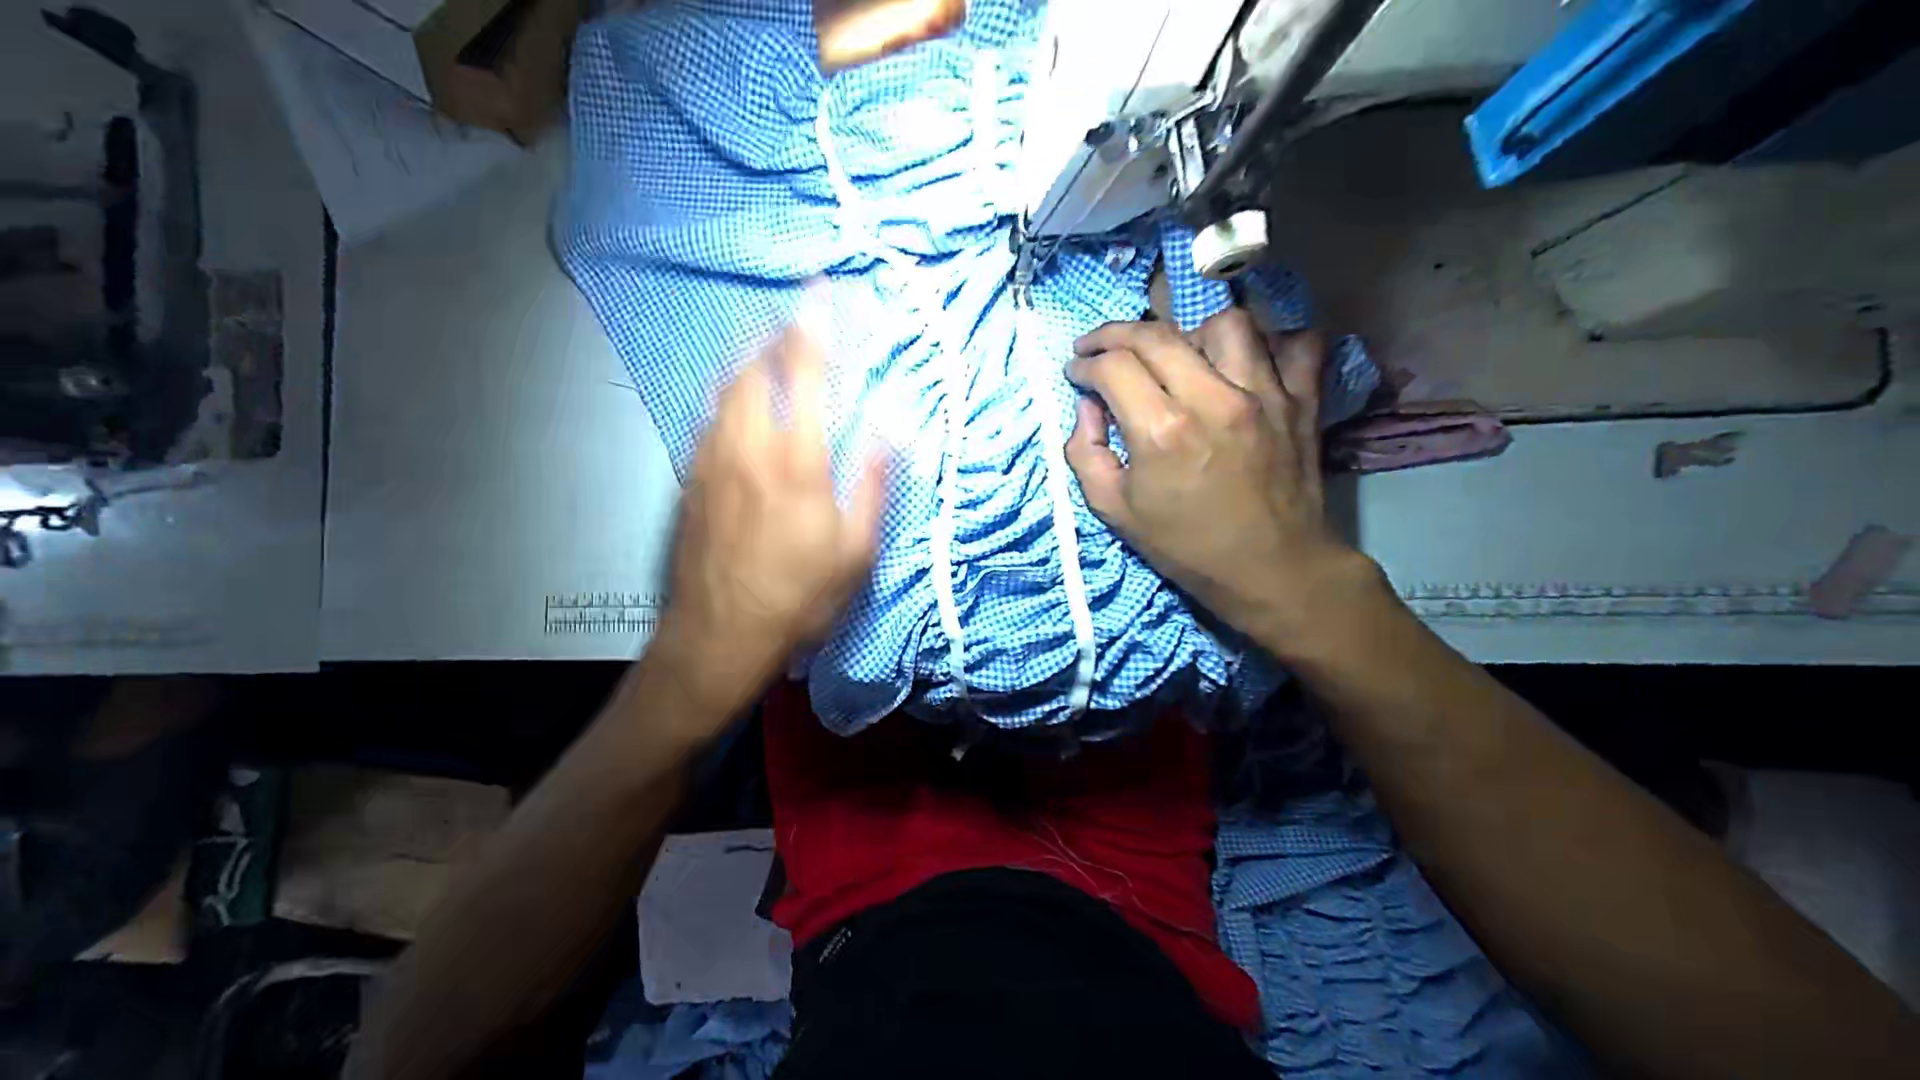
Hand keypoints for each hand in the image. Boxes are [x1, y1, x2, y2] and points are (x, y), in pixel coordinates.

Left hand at [651, 308, 886, 721]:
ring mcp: (710, 460)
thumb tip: (890, 428)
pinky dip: (730, 395)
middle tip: (794, 321)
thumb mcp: (856, 551)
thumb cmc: (798, 597)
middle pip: (752, 367)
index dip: (813, 327)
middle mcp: (746, 446)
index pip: (804, 374)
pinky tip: (742, 406)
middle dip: (774, 335)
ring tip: (769, 351)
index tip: (818, 293)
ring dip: (749, 360)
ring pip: (724, 389)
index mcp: (795, 460)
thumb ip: (873, 482)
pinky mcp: (691, 480)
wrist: (719, 634)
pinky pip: (710, 418)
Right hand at [1064, 310, 1378, 653]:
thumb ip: (1085, 452)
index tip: (1076, 371)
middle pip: (1157, 335)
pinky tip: (1244, 361)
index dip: (1085, 363)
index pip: (1114, 367)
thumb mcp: (1114, 511)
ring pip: (1226, 325)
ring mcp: (1264, 395)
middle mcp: (1213, 399)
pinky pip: (1296, 345)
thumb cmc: (1185, 546)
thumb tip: (1087, 406)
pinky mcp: (1302, 401)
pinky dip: (1271, 342)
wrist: (1270, 570)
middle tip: (1100, 348)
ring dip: (1189, 333)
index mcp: (1162, 431)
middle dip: (1115, 334)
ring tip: (1176, 355)